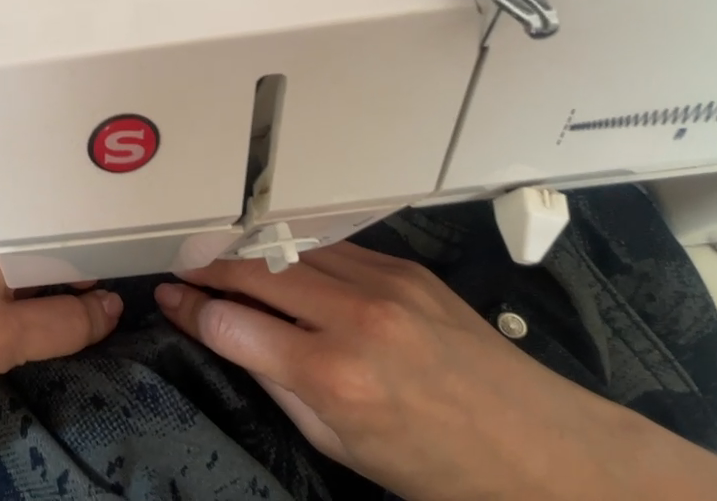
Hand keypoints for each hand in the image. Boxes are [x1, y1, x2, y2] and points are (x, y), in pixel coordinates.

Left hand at [0, 182, 122, 456]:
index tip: (108, 304)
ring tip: (27, 244)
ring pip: (5, 217)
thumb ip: (18, 340)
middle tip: (74, 270)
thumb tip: (65, 309)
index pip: (66, 317)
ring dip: (23, 233)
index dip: (96, 315)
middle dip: (69, 263)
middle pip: (44, 253)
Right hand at [155, 242, 716, 500]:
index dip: (188, 309)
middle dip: (204, 265)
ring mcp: (381, 282)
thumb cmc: (439, 471)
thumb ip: (278, 385)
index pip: (228, 323)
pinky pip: (328, 246)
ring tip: (220, 257)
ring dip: (244, 251)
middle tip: (181, 269)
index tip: (166, 298)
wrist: (550, 451)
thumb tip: (228, 337)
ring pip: (284, 247)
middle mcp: (350, 318)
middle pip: (248, 269)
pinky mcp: (404, 265)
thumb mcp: (343, 448)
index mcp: (331, 378)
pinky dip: (293, 252)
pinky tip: (280, 260)